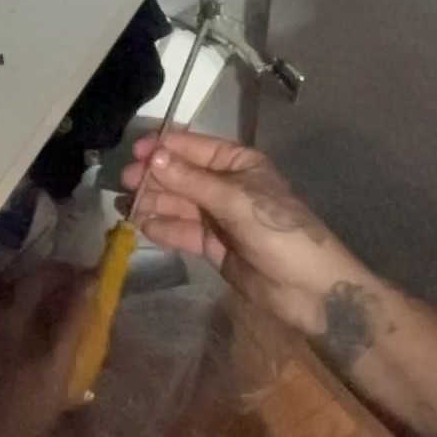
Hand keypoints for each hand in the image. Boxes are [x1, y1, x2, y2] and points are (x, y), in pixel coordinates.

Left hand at [0, 261, 94, 436]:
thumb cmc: (16, 412)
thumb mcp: (54, 367)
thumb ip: (73, 321)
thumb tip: (90, 279)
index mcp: (8, 311)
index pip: (42, 273)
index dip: (68, 272)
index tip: (91, 280)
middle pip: (21, 288)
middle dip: (51, 289)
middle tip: (77, 304)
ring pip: (7, 310)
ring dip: (34, 310)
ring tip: (57, 330)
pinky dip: (17, 331)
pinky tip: (27, 355)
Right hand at [122, 131, 357, 335]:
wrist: (309, 289)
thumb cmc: (278, 231)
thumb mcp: (234, 200)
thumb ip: (190, 180)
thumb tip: (152, 156)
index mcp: (238, 163)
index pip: (194, 147)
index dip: (164, 147)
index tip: (135, 152)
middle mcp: (225, 185)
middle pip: (182, 175)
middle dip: (155, 177)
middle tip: (126, 183)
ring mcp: (219, 216)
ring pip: (179, 203)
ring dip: (155, 203)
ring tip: (128, 207)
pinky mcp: (214, 245)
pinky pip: (183, 231)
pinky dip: (164, 228)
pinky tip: (145, 227)